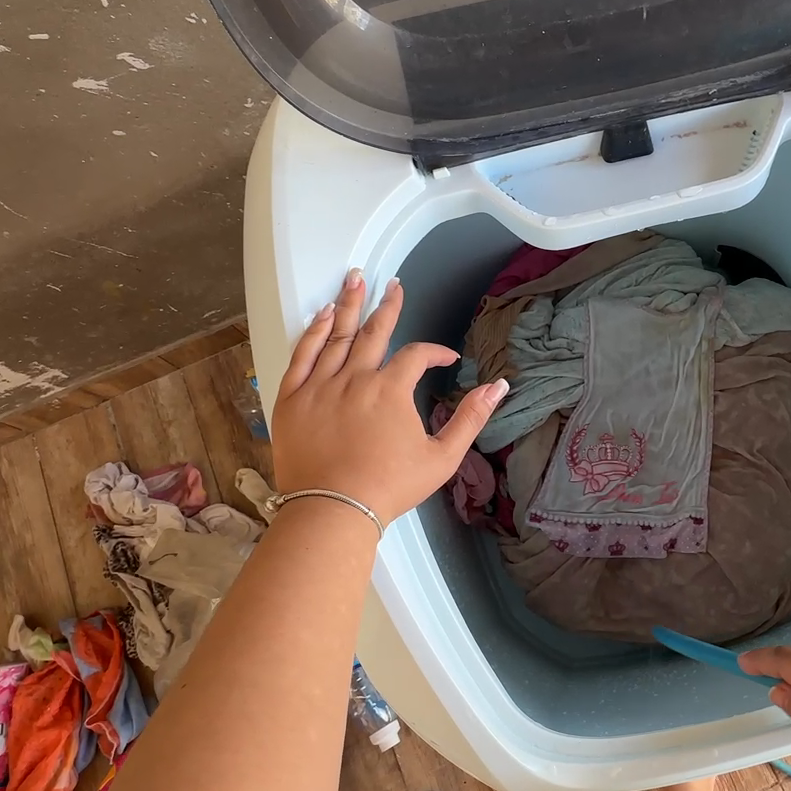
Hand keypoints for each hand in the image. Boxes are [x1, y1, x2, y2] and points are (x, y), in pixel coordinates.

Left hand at [270, 269, 506, 524]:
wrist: (333, 511)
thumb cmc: (389, 487)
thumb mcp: (443, 456)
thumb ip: (471, 417)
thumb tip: (498, 387)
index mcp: (391, 389)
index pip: (417, 355)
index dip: (435, 352)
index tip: (445, 359)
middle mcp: (355, 378)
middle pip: (374, 331)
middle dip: (387, 306)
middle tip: (394, 284)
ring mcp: (320, 386)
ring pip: (336, 335)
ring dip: (348, 305)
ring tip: (355, 279)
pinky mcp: (292, 399)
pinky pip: (302, 355)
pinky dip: (313, 332)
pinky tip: (322, 316)